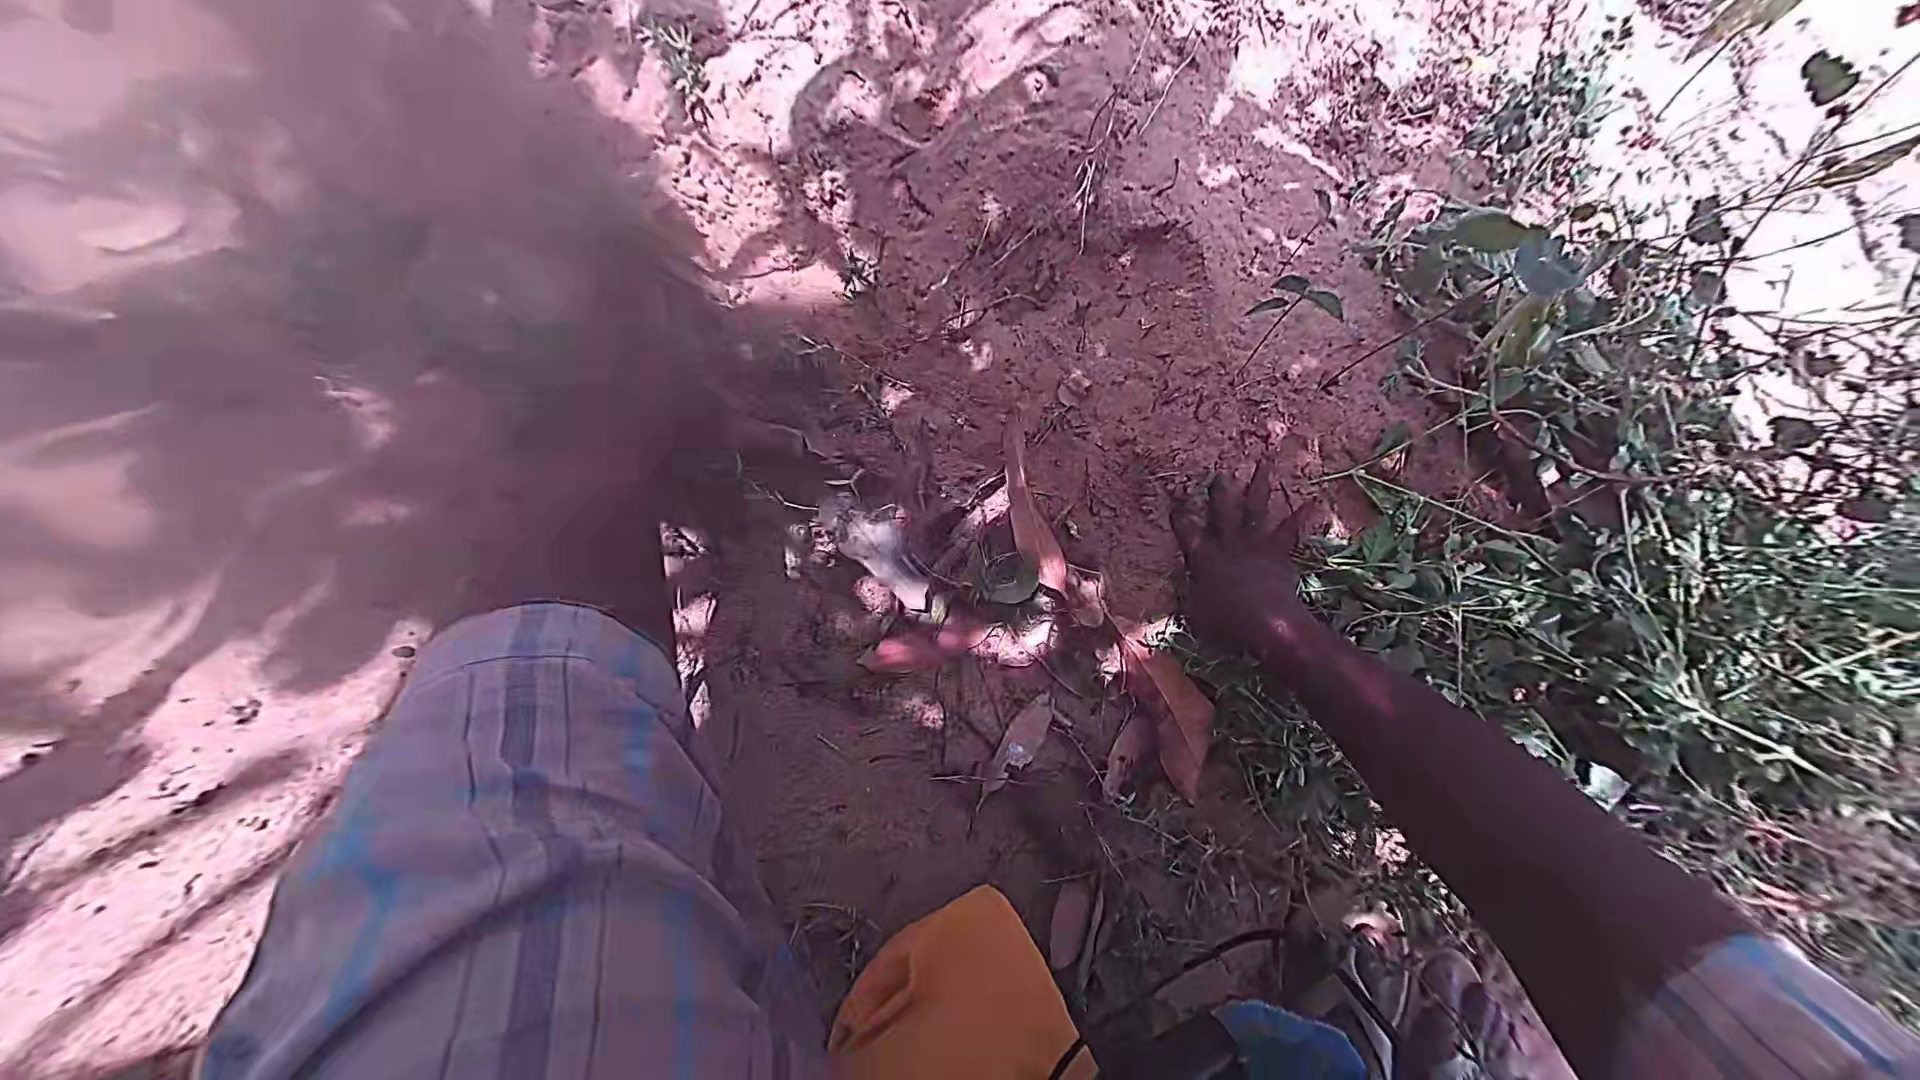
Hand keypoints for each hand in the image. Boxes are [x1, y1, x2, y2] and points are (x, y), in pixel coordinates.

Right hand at [1172, 460, 1314, 655]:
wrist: (1265, 622)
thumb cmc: (1223, 621)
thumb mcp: (1194, 611)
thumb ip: (1187, 596)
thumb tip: (1179, 591)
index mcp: (1201, 556)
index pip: (1185, 529)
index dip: (1179, 515)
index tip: (1176, 500)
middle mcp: (1226, 543)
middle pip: (1222, 510)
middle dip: (1220, 491)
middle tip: (1221, 474)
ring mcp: (1254, 545)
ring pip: (1255, 509)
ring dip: (1260, 486)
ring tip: (1264, 464)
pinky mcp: (1278, 552)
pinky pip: (1291, 530)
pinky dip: (1303, 516)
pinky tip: (1314, 501)